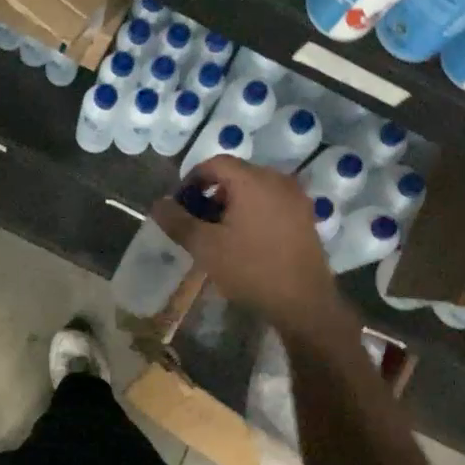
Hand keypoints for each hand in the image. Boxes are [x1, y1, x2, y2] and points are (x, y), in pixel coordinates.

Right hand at [152, 154, 343, 331]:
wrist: (303, 301)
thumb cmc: (250, 269)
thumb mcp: (205, 247)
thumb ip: (178, 221)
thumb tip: (158, 204)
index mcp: (253, 180)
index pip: (215, 163)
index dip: (192, 180)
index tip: (180, 205)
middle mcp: (278, 180)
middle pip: (236, 175)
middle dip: (212, 193)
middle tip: (197, 222)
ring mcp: (296, 198)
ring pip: (255, 190)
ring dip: (232, 204)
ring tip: (219, 234)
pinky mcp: (306, 217)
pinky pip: (272, 203)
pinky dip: (253, 212)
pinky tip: (246, 240)